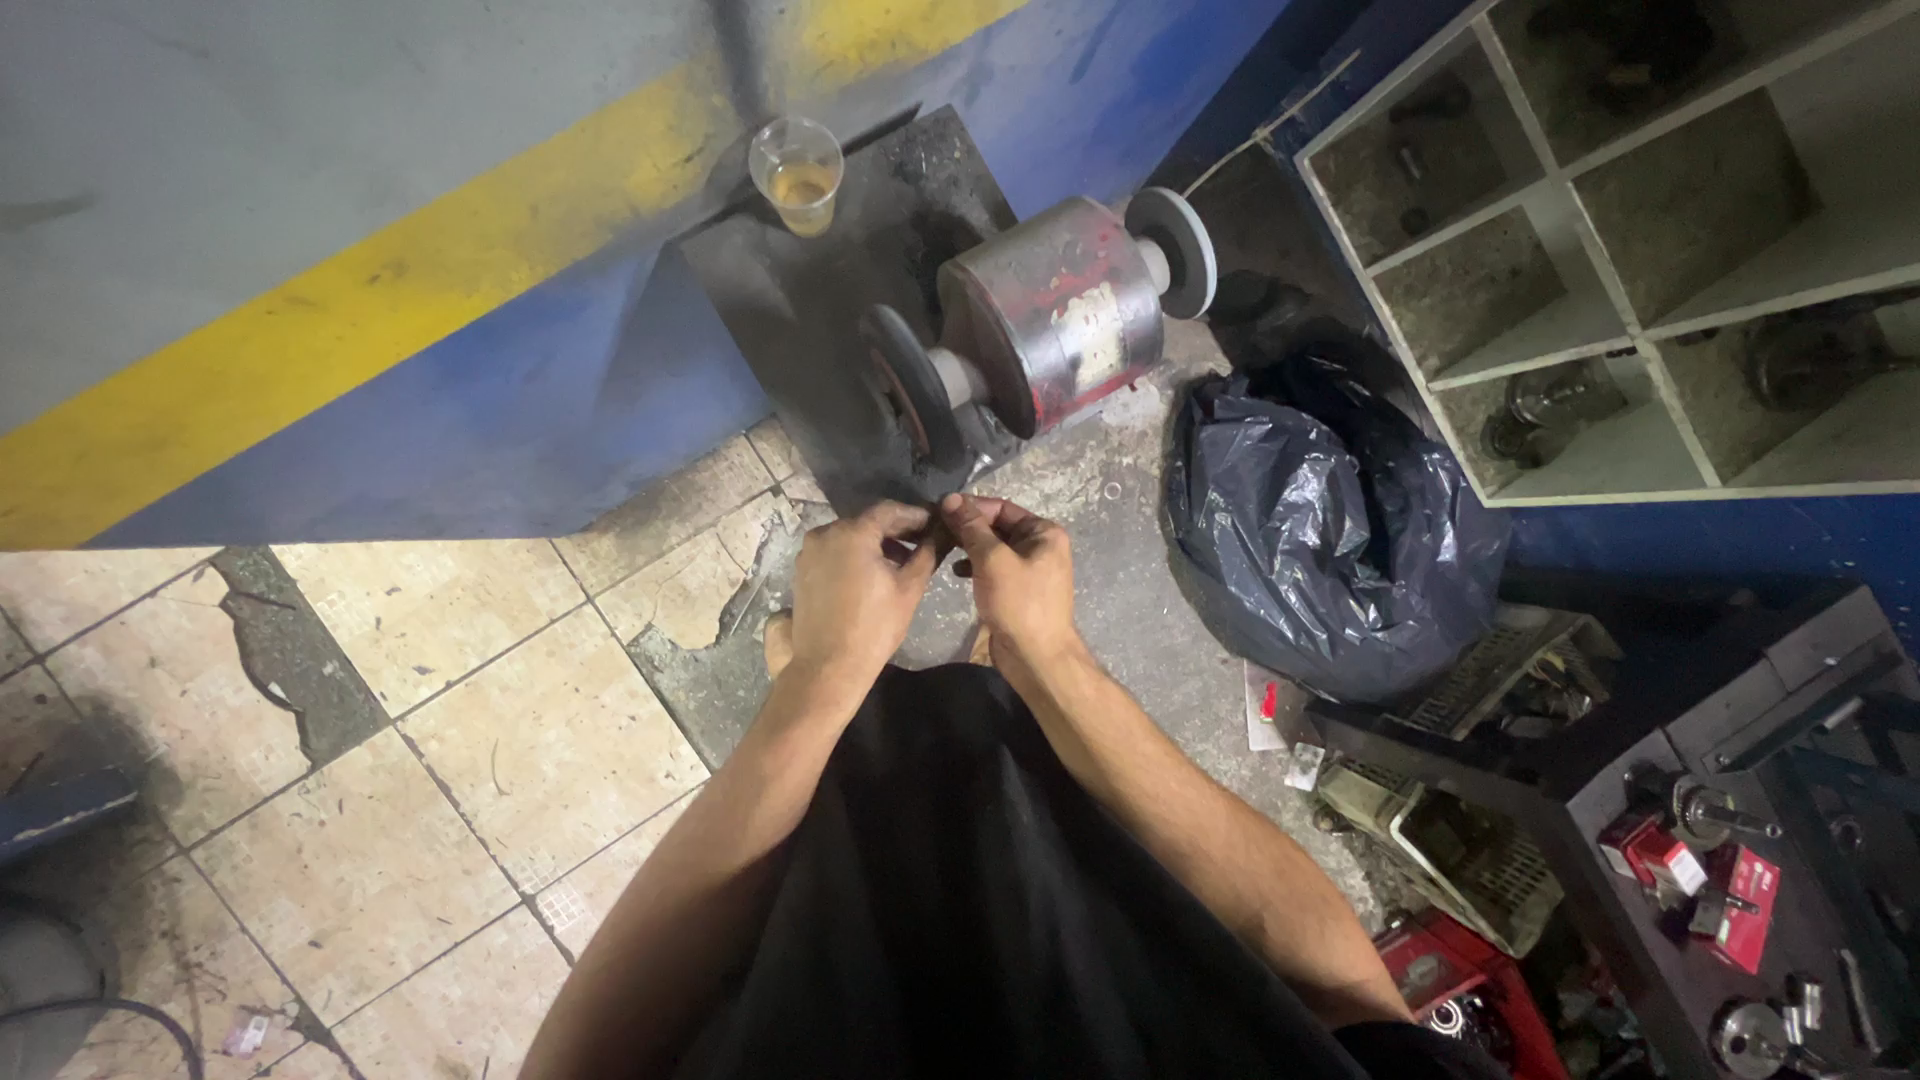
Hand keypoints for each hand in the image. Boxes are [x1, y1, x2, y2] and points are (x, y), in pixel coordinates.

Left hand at [787, 500, 948, 685]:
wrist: (829, 666)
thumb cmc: (875, 626)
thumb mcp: (909, 587)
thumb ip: (926, 553)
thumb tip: (939, 535)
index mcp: (852, 532)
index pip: (888, 510)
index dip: (914, 515)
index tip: (933, 523)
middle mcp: (825, 533)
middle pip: (866, 522)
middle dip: (895, 530)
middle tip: (921, 541)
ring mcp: (809, 552)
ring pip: (849, 537)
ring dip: (874, 544)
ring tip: (900, 561)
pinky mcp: (801, 571)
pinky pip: (834, 553)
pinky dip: (854, 556)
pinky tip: (872, 573)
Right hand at [939, 494, 1082, 674]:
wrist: (1036, 656)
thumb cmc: (1018, 603)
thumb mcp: (992, 560)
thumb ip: (971, 527)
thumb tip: (951, 498)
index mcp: (1044, 532)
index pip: (1002, 508)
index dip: (971, 507)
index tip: (939, 510)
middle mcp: (1041, 546)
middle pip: (998, 526)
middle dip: (968, 528)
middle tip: (936, 530)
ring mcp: (1031, 569)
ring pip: (994, 548)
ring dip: (969, 547)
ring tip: (943, 550)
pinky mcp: (1019, 589)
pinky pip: (994, 568)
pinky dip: (976, 567)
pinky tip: (957, 572)